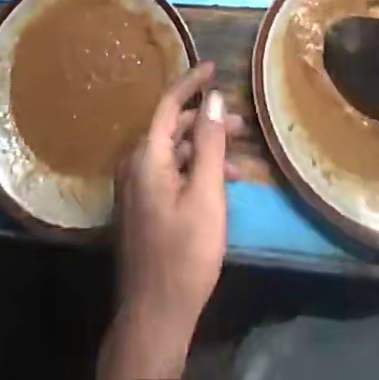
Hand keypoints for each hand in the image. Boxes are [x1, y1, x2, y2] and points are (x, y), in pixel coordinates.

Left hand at [100, 62, 244, 379]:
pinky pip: (170, 172)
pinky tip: (224, 183)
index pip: (168, 104)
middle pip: (173, 128)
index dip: (191, 82)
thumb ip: (211, 145)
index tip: (214, 66)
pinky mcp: (142, 204)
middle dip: (207, 121)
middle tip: (243, 123)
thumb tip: (214, 98)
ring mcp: (136, 185)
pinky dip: (196, 170)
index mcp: (146, 156)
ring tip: (242, 155)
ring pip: (174, 152)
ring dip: (206, 149)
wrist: (154, 313)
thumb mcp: (207, 195)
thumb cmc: (185, 252)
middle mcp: (135, 163)